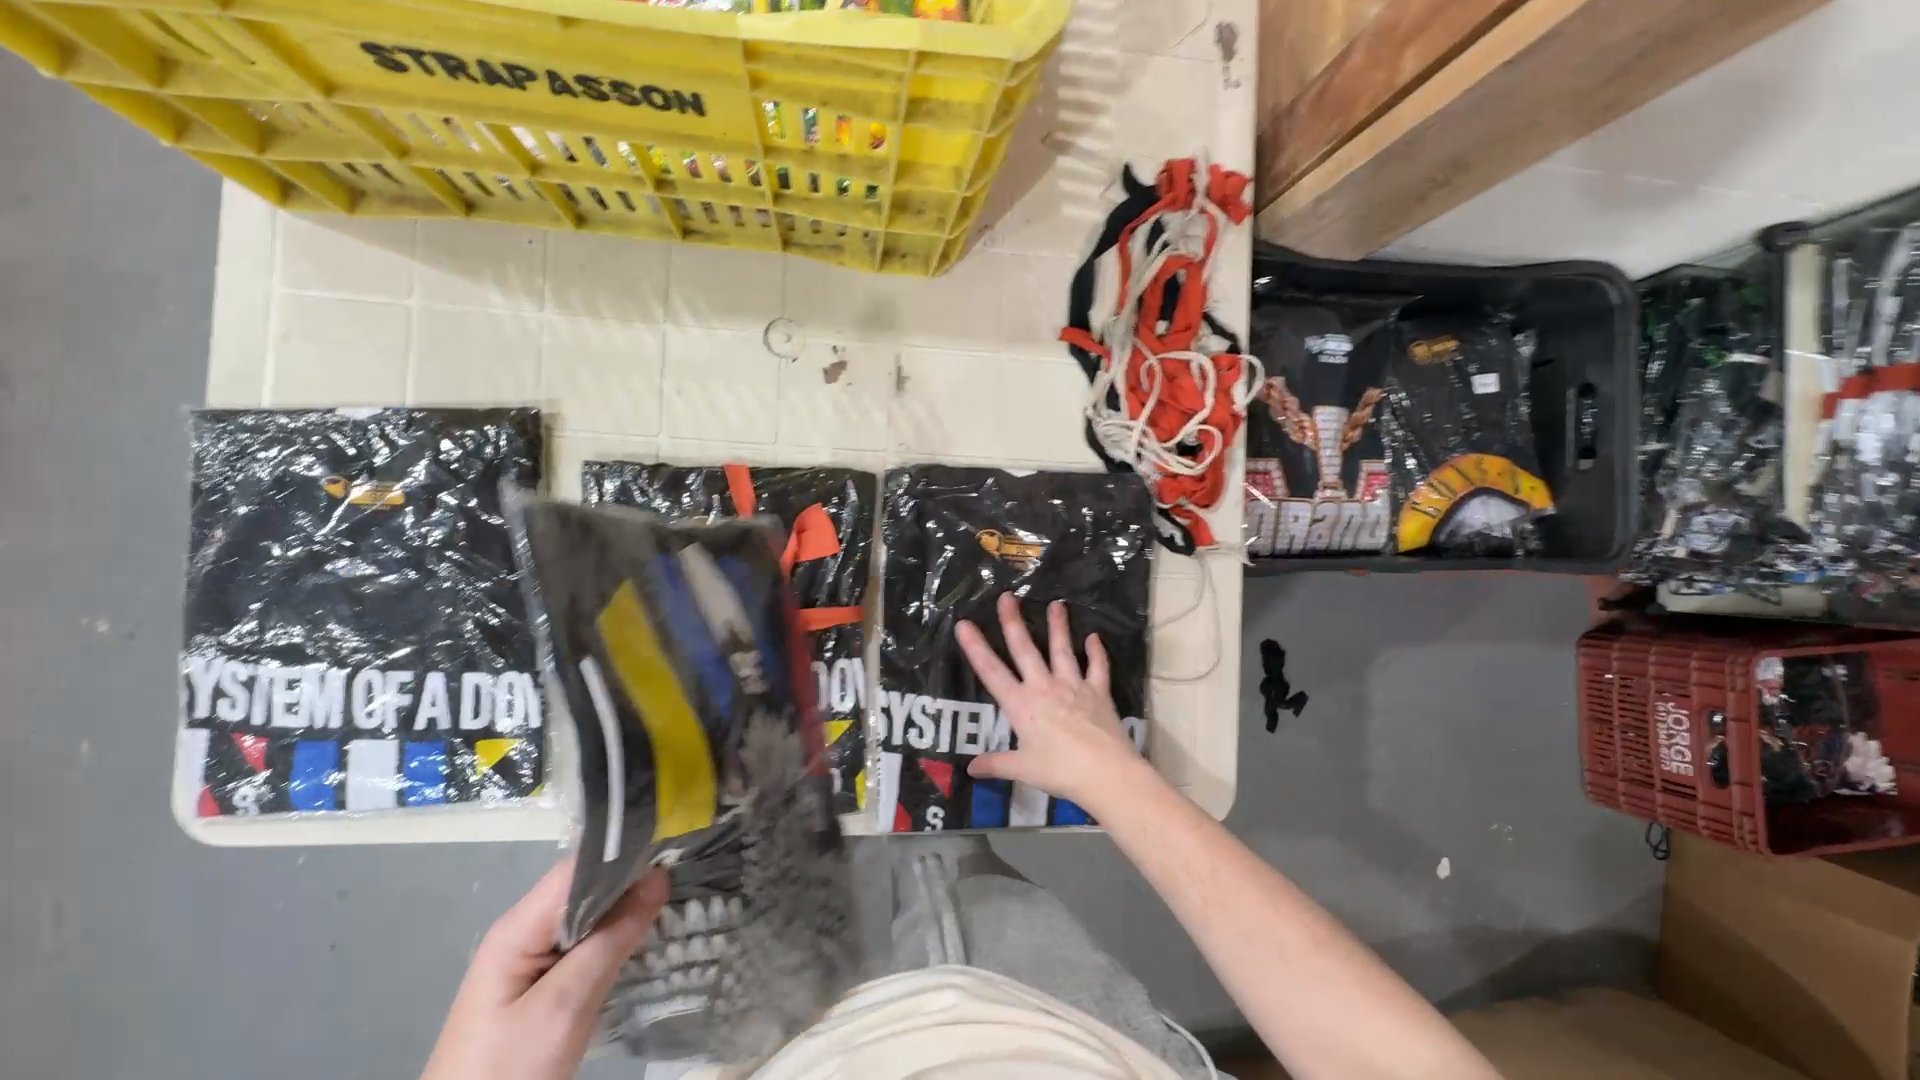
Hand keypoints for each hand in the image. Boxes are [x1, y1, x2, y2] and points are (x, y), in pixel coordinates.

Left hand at [422, 860, 669, 1079]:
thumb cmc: (509, 1070)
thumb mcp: (565, 1007)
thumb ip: (609, 941)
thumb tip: (657, 879)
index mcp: (518, 927)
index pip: (578, 868)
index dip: (625, 857)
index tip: (676, 857)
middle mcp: (523, 932)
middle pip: (585, 889)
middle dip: (632, 884)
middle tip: (687, 887)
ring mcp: (529, 960)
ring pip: (589, 918)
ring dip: (628, 914)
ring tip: (679, 911)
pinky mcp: (540, 986)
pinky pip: (584, 947)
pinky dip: (615, 943)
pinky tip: (646, 947)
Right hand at [956, 593, 1156, 815]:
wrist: (1105, 772)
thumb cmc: (1059, 771)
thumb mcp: (1023, 769)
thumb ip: (996, 764)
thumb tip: (970, 768)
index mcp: (1021, 705)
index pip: (992, 672)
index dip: (976, 648)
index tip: (964, 624)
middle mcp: (1044, 687)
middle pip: (1025, 650)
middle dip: (1013, 622)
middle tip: (1007, 596)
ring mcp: (1073, 686)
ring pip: (1062, 650)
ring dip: (1058, 626)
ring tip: (1056, 604)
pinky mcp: (1098, 692)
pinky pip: (1097, 667)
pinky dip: (1096, 652)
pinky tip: (1094, 637)